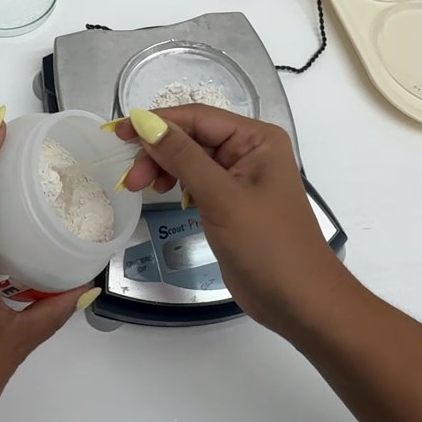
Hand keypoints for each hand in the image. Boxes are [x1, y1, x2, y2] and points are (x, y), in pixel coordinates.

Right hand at [113, 105, 350, 332]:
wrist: (302, 305)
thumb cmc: (268, 246)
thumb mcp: (221, 197)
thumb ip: (182, 156)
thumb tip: (144, 120)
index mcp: (256, 138)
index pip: (197, 117)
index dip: (157, 122)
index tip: (120, 133)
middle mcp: (248, 150)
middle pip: (191, 136)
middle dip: (158, 151)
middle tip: (131, 177)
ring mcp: (239, 176)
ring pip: (189, 157)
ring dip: (163, 167)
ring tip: (140, 187)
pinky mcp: (230, 201)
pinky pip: (195, 179)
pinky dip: (175, 183)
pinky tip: (162, 193)